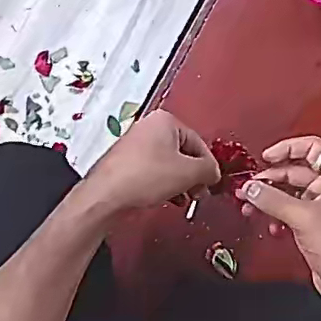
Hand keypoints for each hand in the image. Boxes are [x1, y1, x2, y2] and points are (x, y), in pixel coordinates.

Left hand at [79, 110, 221, 215]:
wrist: (106, 196)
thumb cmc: (147, 177)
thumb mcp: (188, 173)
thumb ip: (209, 170)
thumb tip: (213, 172)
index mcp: (165, 121)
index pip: (198, 143)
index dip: (208, 166)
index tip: (211, 183)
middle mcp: (149, 127)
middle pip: (183, 153)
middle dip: (193, 175)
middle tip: (198, 193)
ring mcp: (136, 144)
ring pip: (168, 163)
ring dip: (180, 182)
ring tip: (184, 199)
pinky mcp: (126, 162)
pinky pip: (153, 171)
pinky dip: (164, 184)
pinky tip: (167, 199)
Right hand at [239, 136, 320, 297]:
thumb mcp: (304, 217)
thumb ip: (273, 199)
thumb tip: (251, 187)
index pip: (313, 147)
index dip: (288, 148)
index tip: (266, 157)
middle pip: (298, 169)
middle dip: (272, 177)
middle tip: (251, 186)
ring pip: (291, 191)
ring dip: (270, 197)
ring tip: (251, 204)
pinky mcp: (316, 223)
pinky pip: (292, 209)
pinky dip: (278, 213)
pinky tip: (270, 224)